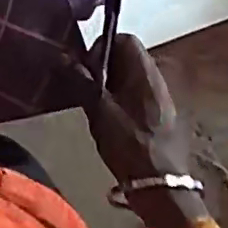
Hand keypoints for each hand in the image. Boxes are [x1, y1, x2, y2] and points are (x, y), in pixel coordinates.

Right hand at [82, 33, 194, 185]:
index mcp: (145, 72)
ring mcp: (163, 97)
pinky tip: (113, 117)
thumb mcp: (99, 111)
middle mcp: (158, 78)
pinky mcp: (163, 115)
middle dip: (106, 66)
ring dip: (114, 82)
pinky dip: (124, 96)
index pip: (126, 39)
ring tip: (97, 102)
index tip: (88, 66)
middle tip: (89, 85)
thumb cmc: (129, 144)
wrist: (161, 188)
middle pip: (130, 56)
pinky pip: (140, 93)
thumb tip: (64, 58)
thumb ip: (82, 81)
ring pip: (134, 76)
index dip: (103, 45)